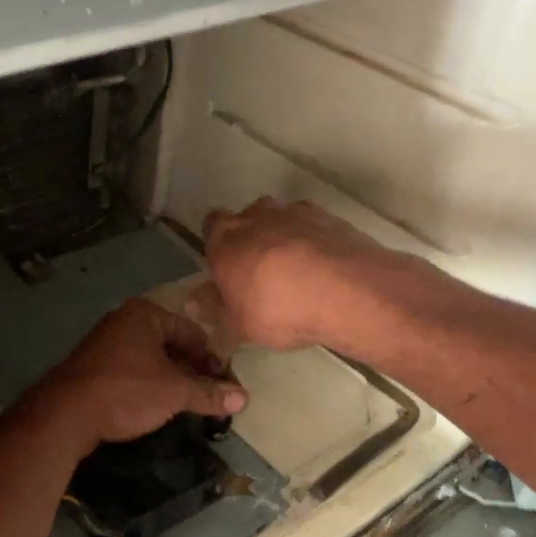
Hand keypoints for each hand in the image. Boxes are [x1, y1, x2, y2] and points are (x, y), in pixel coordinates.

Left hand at [31, 299, 248, 456]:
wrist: (66, 413)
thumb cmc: (126, 391)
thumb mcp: (174, 392)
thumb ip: (209, 393)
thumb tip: (244, 398)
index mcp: (146, 314)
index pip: (193, 333)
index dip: (212, 361)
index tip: (224, 388)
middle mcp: (125, 321)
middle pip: (172, 345)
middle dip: (191, 372)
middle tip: (208, 398)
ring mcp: (106, 343)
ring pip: (152, 360)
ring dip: (171, 381)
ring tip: (185, 405)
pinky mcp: (94, 366)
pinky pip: (132, 371)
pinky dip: (148, 386)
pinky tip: (154, 407)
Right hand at [200, 197, 397, 351]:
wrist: (344, 291)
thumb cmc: (276, 309)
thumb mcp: (237, 324)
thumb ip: (214, 309)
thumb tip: (192, 300)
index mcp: (226, 237)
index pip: (212, 224)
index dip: (218, 242)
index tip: (226, 265)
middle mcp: (258, 215)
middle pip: (249, 217)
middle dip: (254, 236)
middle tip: (262, 271)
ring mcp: (297, 212)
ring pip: (284, 218)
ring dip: (286, 235)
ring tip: (298, 270)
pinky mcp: (332, 218)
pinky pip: (316, 227)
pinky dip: (316, 241)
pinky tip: (325, 269)